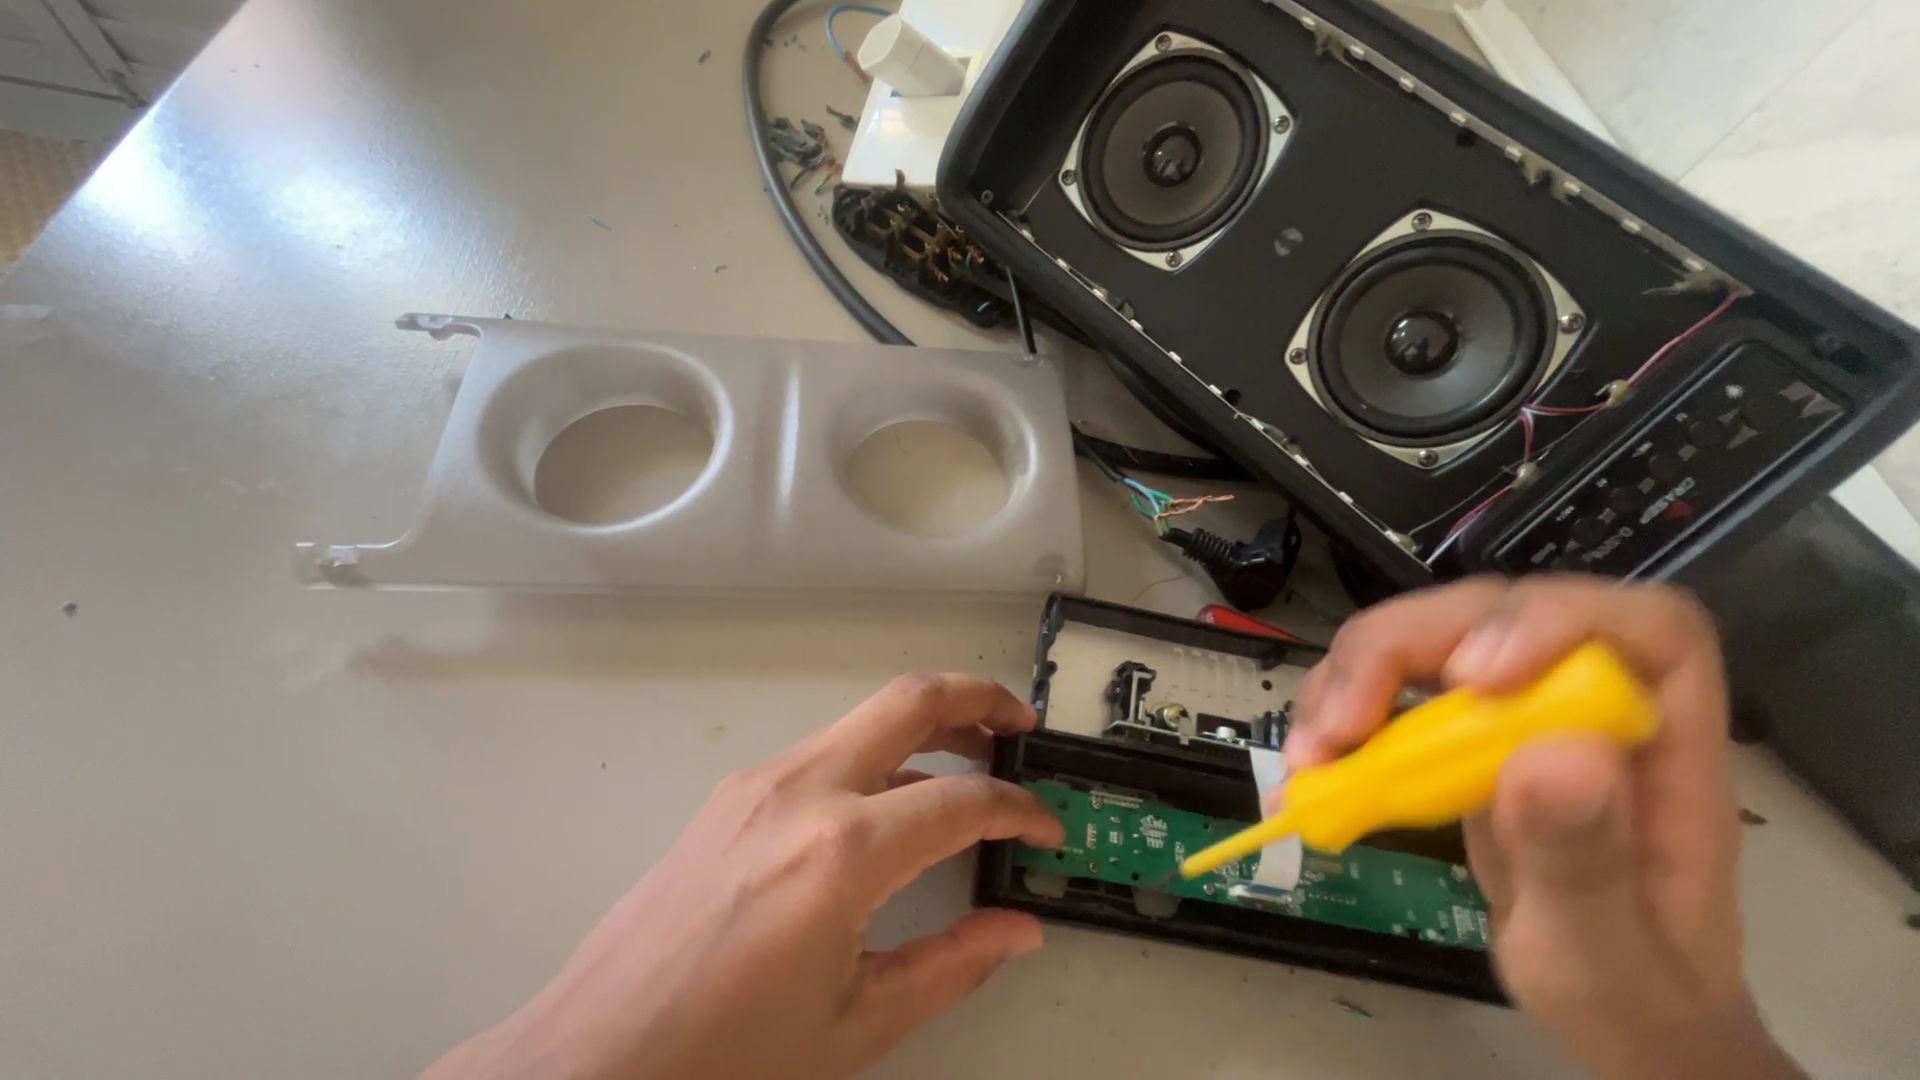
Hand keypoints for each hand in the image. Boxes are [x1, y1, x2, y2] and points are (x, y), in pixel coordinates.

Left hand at [421, 674, 1063, 1079]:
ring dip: (929, 723)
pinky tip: (898, 800)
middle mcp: (801, 790)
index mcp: (840, 852)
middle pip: (909, 701)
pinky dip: (880, 756)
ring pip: (866, 717)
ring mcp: (759, 782)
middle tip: (1023, 724)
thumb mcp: (856, 1024)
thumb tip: (1019, 930)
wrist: (588, 1062)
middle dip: (979, 698)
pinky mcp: (733, 794)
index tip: (1047, 826)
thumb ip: (951, 965)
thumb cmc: (726, 1062)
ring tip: (975, 757)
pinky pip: (827, 751)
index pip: (961, 802)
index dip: (1019, 809)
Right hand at [1284, 577, 1801, 1079]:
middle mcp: (1580, 703)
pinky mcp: (1453, 729)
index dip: (1552, 623)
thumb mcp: (1608, 957)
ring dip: (1348, 682)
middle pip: (1488, 614)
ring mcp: (1510, 710)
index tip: (1470, 679)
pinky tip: (1308, 768)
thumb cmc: (1632, 998)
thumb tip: (1551, 752)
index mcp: (1659, 745)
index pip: (1639, 626)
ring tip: (1308, 760)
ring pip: (1419, 638)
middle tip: (1339, 728)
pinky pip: (1382, 685)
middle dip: (1398, 651)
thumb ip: (1583, 860)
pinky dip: (1331, 716)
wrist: (1615, 1014)